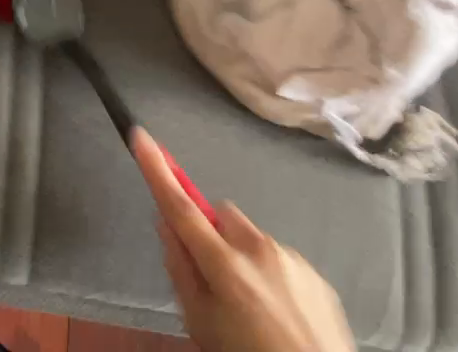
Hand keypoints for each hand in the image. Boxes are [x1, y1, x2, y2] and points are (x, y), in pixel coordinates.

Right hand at [131, 128, 354, 351]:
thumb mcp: (199, 323)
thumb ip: (180, 269)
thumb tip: (166, 224)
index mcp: (224, 265)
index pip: (180, 206)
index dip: (157, 170)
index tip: (140, 135)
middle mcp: (258, 249)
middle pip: (222, 215)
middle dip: (213, 232)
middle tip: (213, 273)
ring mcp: (292, 260)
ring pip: (251, 238)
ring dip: (243, 255)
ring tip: (253, 303)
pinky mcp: (317, 275)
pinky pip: (280, 259)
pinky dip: (271, 274)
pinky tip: (279, 312)